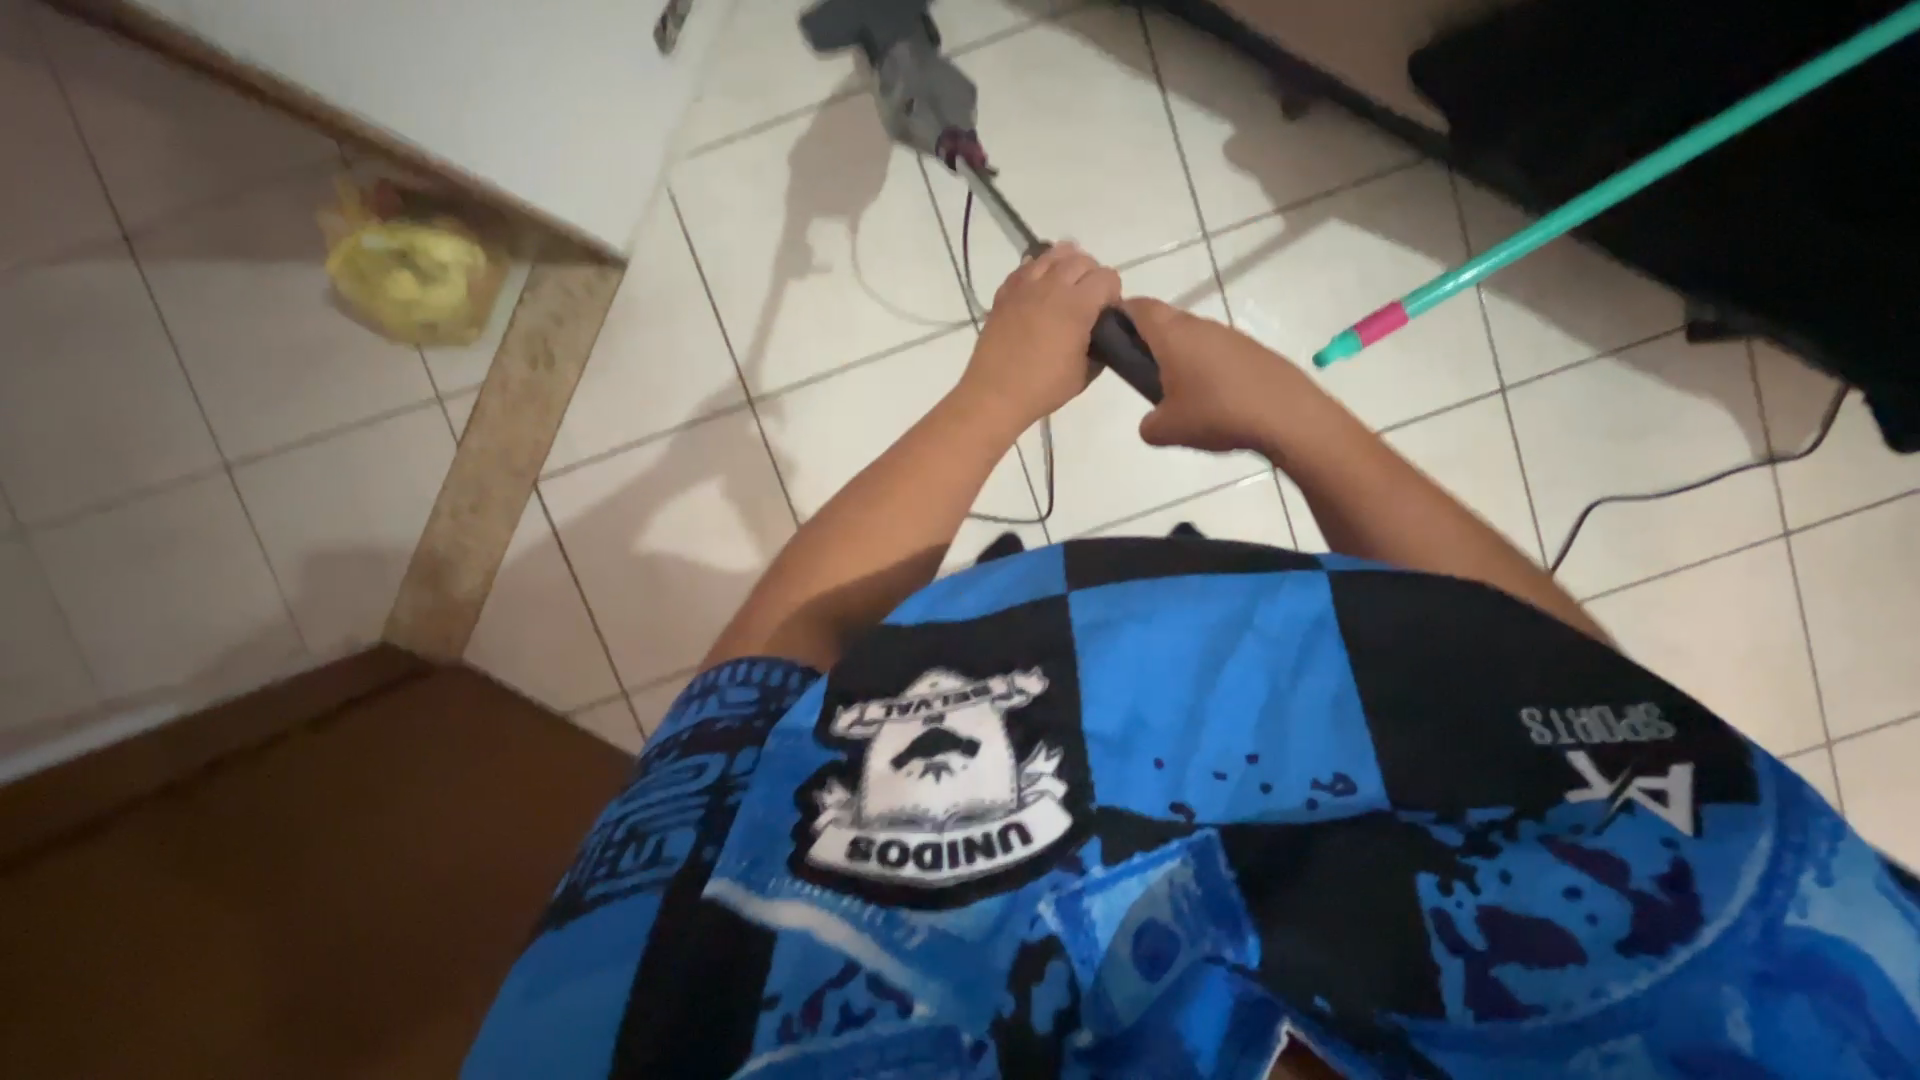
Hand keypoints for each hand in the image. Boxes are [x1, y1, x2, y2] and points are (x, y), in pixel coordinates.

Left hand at [958, 244, 1120, 427]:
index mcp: (1076, 305)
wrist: (995, 394)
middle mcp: (1051, 286)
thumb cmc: (1043, 388)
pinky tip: (1039, 289)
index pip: (1107, 277)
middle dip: (1092, 275)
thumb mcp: (1084, 373)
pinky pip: (1025, 267)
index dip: (1113, 293)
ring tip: (1066, 286)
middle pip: (1082, 260)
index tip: (1107, 313)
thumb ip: (1099, 345)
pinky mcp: (1004, 293)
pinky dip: (1038, 270)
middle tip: (1089, 300)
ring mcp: (1024, 287)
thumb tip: (1100, 333)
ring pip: (1052, 255)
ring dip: (1066, 264)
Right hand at [1119, 297, 1314, 453]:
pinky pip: (1218, 352)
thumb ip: (1148, 424)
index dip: (1119, 315)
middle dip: (1149, 341)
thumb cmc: (1217, 413)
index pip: (1138, 307)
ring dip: (1181, 356)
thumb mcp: (1167, 430)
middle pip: (1166, 321)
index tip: (1110, 335)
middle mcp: (1200, 326)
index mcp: (1172, 334)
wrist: (1288, 416)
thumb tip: (1152, 422)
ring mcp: (1230, 336)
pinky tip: (1214, 400)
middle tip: (1142, 373)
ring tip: (1180, 394)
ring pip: (1194, 337)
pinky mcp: (1253, 351)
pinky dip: (1208, 368)